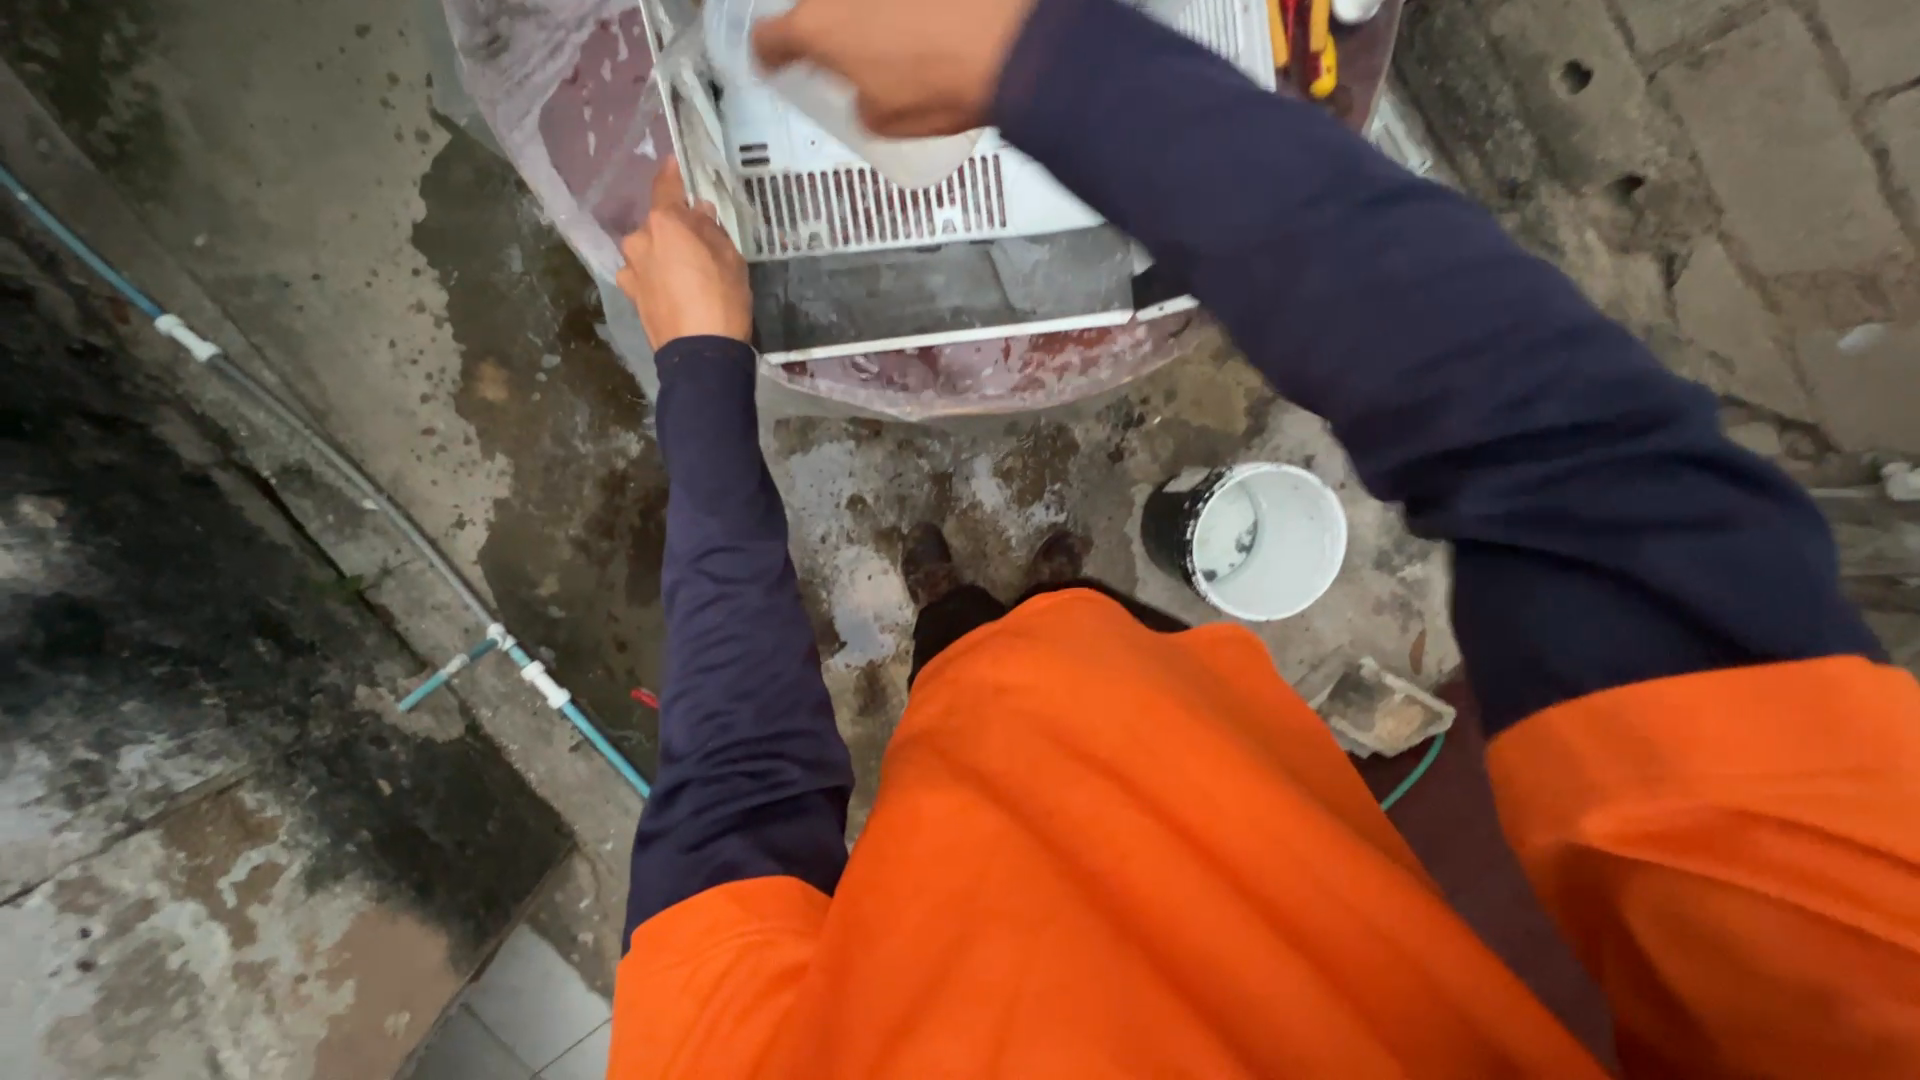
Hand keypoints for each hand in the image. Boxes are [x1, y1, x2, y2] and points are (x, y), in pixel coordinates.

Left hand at [616, 159, 751, 349]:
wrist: (701, 353)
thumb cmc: (723, 300)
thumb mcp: (732, 260)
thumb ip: (712, 231)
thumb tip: (700, 213)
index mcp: (666, 222)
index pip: (666, 187)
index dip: (673, 174)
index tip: (675, 164)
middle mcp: (640, 238)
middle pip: (659, 223)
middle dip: (676, 228)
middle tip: (699, 242)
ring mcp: (632, 268)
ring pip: (649, 250)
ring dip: (664, 254)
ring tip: (686, 272)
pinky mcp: (631, 295)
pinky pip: (643, 274)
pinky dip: (655, 276)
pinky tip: (672, 290)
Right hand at [753, 0, 1038, 136]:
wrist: (1011, 40)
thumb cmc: (947, 82)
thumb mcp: (887, 123)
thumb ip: (860, 104)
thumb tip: (866, 95)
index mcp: (817, 30)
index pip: (767, 40)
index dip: (769, 58)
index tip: (773, 64)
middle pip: (815, 11)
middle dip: (829, 36)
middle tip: (853, 62)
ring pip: (857, 4)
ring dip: (868, 20)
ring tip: (903, 45)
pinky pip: (896, 4)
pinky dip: (905, 14)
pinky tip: (926, 24)